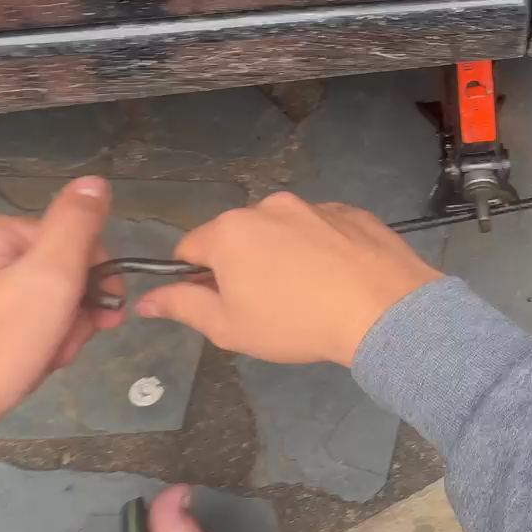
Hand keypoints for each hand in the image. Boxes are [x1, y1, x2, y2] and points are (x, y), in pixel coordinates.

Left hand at [0, 177, 119, 498]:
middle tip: (71, 344)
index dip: (94, 277)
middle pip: (37, 264)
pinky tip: (10, 362)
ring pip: (11, 290)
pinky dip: (5, 333)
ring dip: (42, 322)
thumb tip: (94, 181)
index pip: (66, 237)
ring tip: (42, 358)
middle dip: (67, 304)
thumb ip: (78, 225)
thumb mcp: (51, 282)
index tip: (104, 316)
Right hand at [136, 193, 440, 365]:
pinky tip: (339, 277)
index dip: (196, 279)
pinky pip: (325, 229)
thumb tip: (147, 298)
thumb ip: (184, 306)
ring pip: (285, 230)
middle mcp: (274, 206)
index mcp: (232, 230)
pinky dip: (324, 247)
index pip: (190, 249)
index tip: (219, 303)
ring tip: (309, 291)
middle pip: (240, 235)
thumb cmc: (297, 321)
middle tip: (267, 302)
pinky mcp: (356, 213)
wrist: (383, 307)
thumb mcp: (228, 325)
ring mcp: (319, 206)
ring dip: (285, 253)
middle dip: (243, 263)